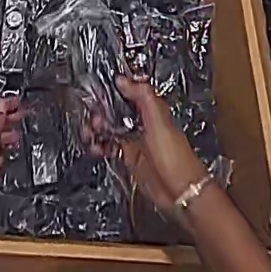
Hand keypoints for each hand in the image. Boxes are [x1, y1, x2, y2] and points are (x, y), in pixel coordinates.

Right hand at [96, 76, 208, 209]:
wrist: (180, 191)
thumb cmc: (175, 156)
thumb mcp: (158, 121)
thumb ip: (143, 97)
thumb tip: (123, 79)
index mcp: (150, 109)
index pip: (127, 92)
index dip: (111, 92)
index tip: (96, 93)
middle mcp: (142, 122)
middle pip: (115, 110)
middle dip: (100, 111)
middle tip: (92, 119)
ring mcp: (135, 139)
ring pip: (110, 127)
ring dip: (97, 128)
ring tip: (89, 134)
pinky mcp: (130, 157)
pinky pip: (110, 146)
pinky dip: (100, 145)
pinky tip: (95, 148)